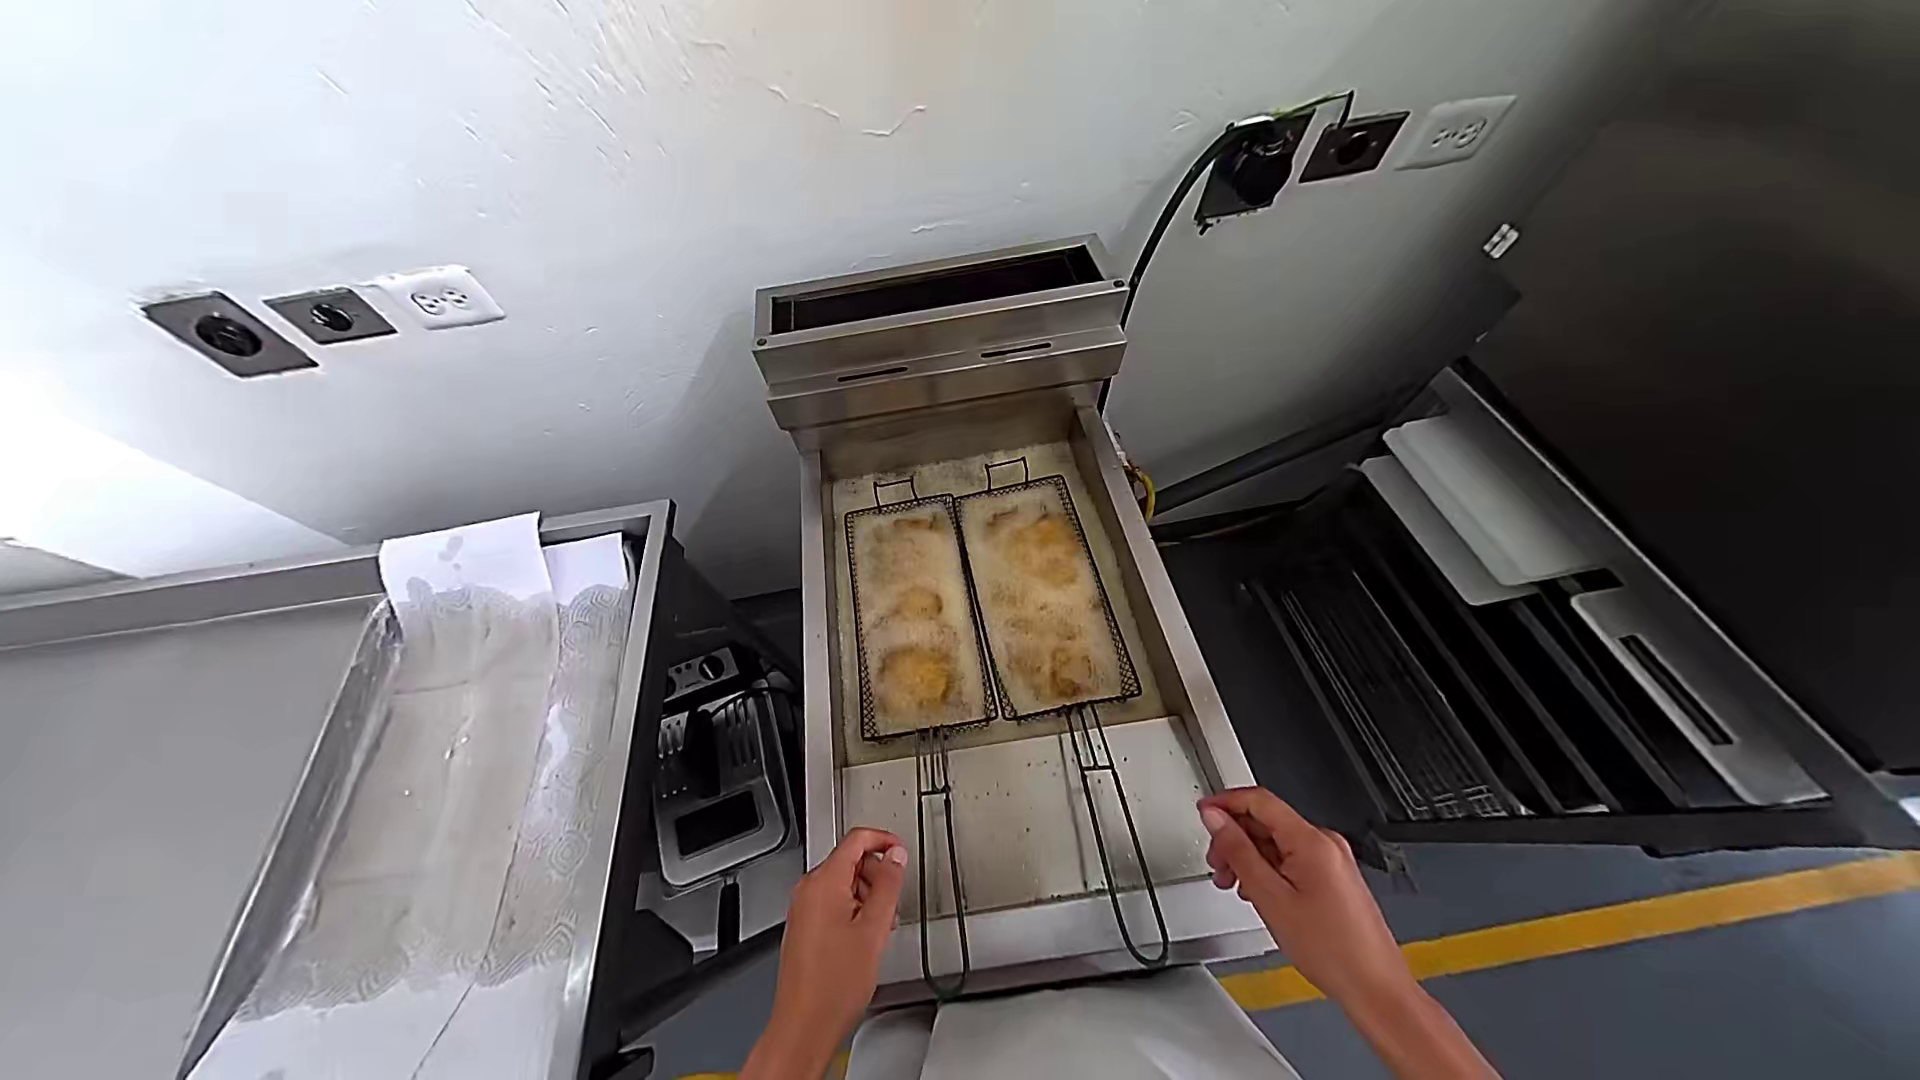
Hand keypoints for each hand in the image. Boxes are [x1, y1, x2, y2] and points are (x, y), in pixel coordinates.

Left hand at [742, 827, 906, 1079]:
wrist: (804, 1026)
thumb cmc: (832, 986)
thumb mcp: (874, 929)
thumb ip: (889, 885)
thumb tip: (896, 856)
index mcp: (823, 882)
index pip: (856, 839)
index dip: (883, 839)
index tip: (899, 849)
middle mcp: (808, 889)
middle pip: (850, 859)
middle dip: (876, 874)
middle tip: (892, 899)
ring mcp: (803, 907)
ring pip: (842, 881)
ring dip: (866, 894)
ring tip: (879, 925)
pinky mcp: (803, 924)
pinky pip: (832, 900)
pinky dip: (852, 908)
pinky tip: (863, 937)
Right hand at [1198, 787, 1412, 1011]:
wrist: (1376, 991)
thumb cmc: (1333, 951)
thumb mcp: (1270, 896)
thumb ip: (1237, 850)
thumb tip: (1216, 818)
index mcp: (1312, 841)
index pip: (1258, 800)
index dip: (1225, 802)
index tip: (1204, 811)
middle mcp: (1326, 843)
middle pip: (1265, 821)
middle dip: (1233, 837)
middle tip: (1216, 860)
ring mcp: (1332, 860)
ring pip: (1276, 841)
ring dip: (1247, 856)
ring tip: (1233, 882)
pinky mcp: (1333, 876)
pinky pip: (1290, 857)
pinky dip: (1267, 868)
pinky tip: (1257, 891)